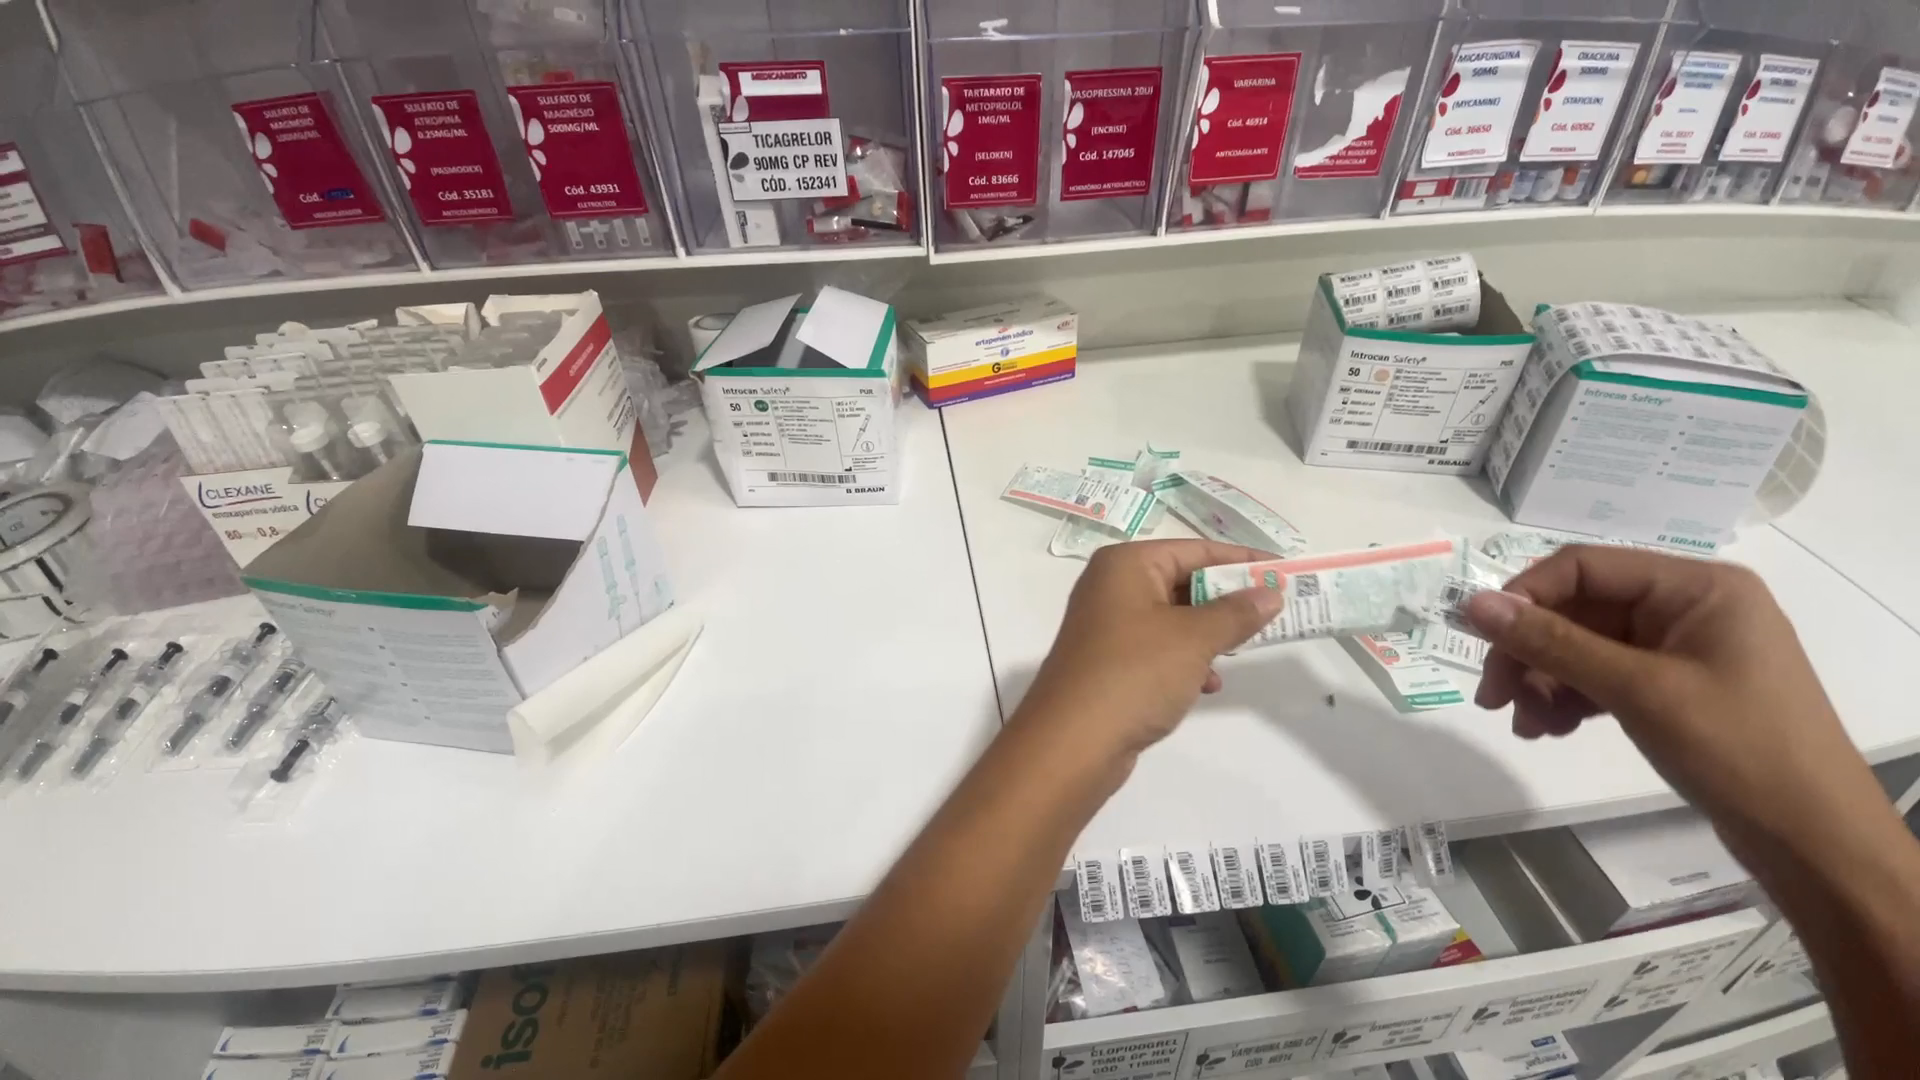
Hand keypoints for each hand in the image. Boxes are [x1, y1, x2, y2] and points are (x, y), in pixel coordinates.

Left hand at [1016, 539, 1285, 758]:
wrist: (1072, 742)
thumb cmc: (1134, 674)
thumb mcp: (1194, 639)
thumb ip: (1235, 613)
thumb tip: (1270, 592)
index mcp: (1125, 565)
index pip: (1194, 550)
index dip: (1240, 560)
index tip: (1284, 572)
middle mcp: (1110, 587)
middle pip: (1181, 582)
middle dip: (1225, 601)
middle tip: (1273, 614)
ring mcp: (1106, 626)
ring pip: (1172, 619)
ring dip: (1207, 635)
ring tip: (1241, 651)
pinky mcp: (1108, 663)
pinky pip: (1157, 650)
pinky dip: (1185, 661)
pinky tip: (1206, 685)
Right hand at [1464, 545, 1877, 843]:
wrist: (1815, 842)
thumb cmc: (1738, 749)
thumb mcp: (1636, 689)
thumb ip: (1551, 642)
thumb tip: (1473, 604)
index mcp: (1695, 588)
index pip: (1582, 567)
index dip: (1525, 596)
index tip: (1480, 639)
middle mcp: (1686, 606)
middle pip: (1574, 611)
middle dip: (1528, 654)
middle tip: (1492, 697)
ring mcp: (1678, 648)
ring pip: (1578, 646)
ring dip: (1542, 683)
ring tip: (1526, 725)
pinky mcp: (1670, 685)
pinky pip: (1597, 676)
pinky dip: (1566, 699)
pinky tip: (1550, 729)